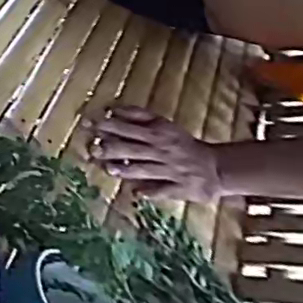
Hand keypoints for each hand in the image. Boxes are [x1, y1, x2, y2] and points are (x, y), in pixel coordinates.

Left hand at [88, 106, 223, 202]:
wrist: (216, 167)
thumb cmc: (179, 142)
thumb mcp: (161, 123)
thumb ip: (136, 114)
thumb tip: (110, 109)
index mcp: (156, 133)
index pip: (126, 128)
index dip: (105, 126)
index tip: (86, 124)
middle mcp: (162, 151)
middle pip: (132, 149)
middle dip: (111, 149)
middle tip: (93, 149)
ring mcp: (172, 171)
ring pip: (145, 170)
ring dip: (126, 170)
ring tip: (108, 169)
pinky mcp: (183, 189)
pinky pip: (165, 191)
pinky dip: (151, 192)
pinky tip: (136, 193)